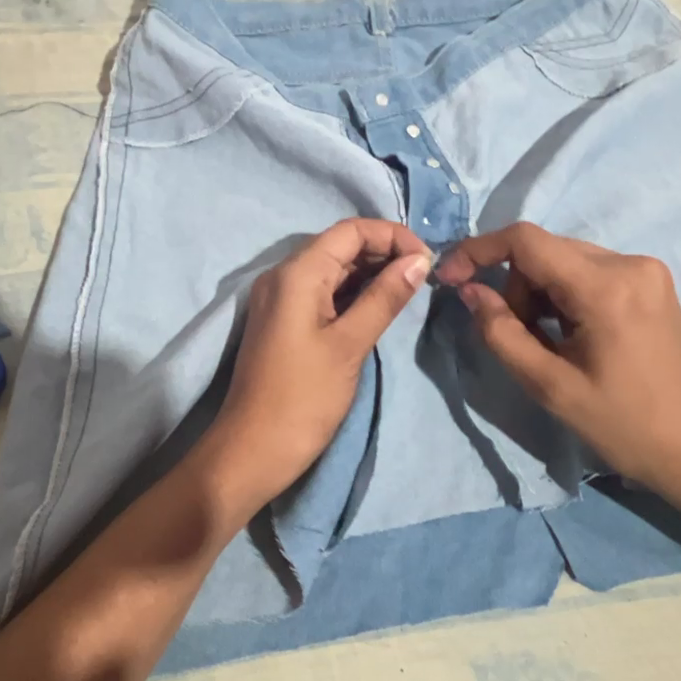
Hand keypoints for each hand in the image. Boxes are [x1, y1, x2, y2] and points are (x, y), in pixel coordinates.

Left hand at [202, 219, 433, 508]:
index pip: (350, 230)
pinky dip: (352, 293)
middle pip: (340, 245)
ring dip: (371, 273)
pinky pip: (323, 291)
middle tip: (423, 278)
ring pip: (332, 269)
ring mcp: (281, 298)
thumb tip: (418, 260)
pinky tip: (379, 307)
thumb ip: (384, 298)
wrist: (252, 450)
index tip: (427, 260)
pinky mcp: (284, 321)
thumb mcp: (350, 345)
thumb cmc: (303, 398)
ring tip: (409, 291)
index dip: (392, 235)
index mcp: (297, 273)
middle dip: (384, 252)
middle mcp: (284, 275)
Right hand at [436, 222, 680, 490]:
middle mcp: (628, 263)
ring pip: (563, 259)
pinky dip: (563, 295)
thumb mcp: (550, 386)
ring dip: (538, 293)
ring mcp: (644, 270)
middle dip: (515, 287)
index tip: (451, 278)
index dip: (479, 251)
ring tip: (548, 344)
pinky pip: (586, 270)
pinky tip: (571, 335)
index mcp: (605, 287)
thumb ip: (501, 333)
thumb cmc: (624, 424)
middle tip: (517, 337)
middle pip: (543, 250)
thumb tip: (470, 291)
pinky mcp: (649, 281)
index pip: (527, 241)